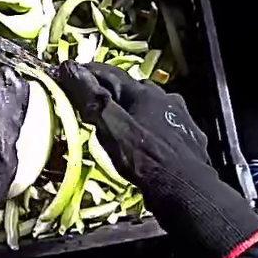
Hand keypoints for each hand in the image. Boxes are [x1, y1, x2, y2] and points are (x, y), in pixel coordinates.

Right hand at [55, 62, 257, 257]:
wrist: (187, 191)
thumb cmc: (146, 159)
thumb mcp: (112, 128)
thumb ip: (92, 98)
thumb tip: (69, 67)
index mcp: (145, 92)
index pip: (109, 73)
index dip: (86, 74)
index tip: (68, 76)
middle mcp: (166, 98)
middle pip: (131, 90)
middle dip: (111, 95)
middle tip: (91, 107)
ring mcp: (180, 118)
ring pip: (149, 109)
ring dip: (132, 113)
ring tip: (117, 127)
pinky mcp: (190, 138)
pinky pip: (162, 128)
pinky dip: (149, 131)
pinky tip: (144, 144)